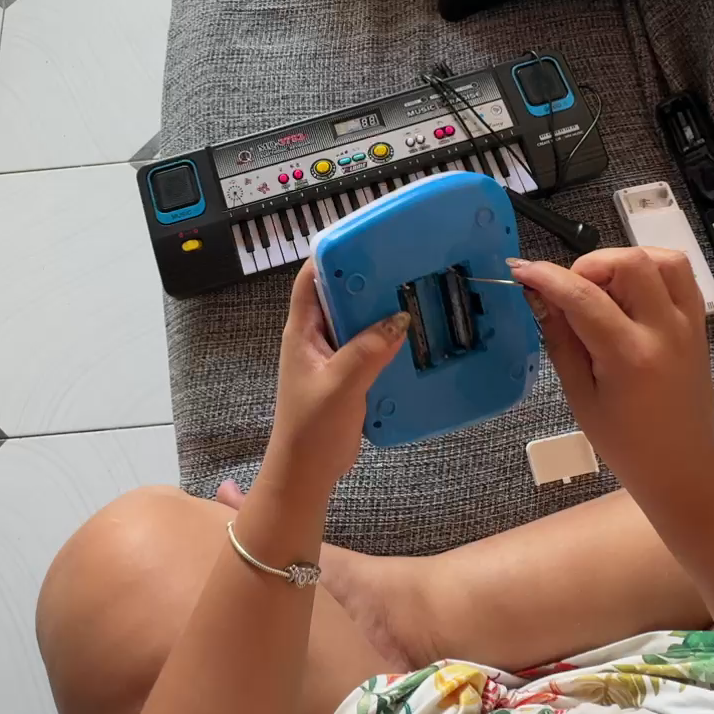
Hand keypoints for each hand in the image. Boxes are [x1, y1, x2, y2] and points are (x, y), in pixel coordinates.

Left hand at [265, 260, 408, 501]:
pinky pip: (367, 346)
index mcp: (301, 332)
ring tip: (412, 293)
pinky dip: (385, 338)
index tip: (362, 241)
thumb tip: (400, 319)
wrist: (307, 472)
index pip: (309, 281)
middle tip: (399, 264)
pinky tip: (412, 335)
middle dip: (364, 281)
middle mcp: (314, 337)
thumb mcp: (341, 385)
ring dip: (378, 311)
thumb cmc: (312, 427)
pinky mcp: (347, 374)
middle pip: (337, 297)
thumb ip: (368, 350)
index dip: (330, 258)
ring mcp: (331, 356)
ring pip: (355, 322)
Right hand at [508, 248, 713, 490]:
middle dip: (587, 265)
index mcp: (629, 357)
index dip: (546, 277)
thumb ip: (559, 338)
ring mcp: (689, 324)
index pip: (583, 297)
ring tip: (601, 287)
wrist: (680, 465)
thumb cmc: (621, 440)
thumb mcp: (578, 394)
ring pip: (662, 258)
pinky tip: (627, 290)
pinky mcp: (699, 323)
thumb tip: (538, 295)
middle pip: (629, 263)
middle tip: (569, 292)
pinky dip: (650, 267)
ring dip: (622, 261)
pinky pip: (680, 274)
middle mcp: (665, 331)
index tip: (521, 269)